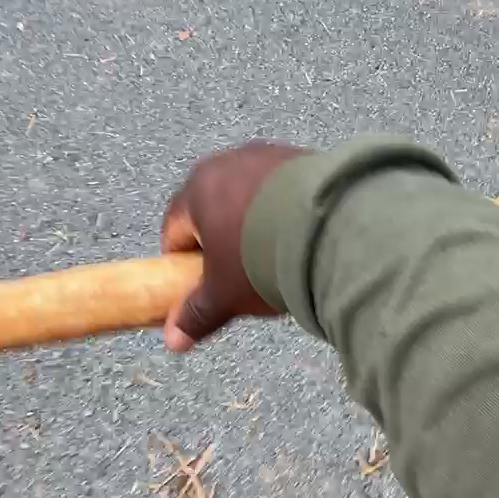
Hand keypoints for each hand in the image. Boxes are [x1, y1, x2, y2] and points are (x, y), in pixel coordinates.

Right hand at [160, 141, 309, 351]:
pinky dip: (285, 213)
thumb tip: (173, 340)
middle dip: (221, 241)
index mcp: (197, 190)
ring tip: (273, 259)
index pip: (174, 229)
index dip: (180, 262)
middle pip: (213, 209)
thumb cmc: (259, 259)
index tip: (195, 284)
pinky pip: (284, 191)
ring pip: (250, 198)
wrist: (325, 230)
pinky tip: (298, 240)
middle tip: (238, 275)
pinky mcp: (303, 159)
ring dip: (255, 225)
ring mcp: (268, 157)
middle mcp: (228, 163)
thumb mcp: (223, 295)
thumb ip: (195, 315)